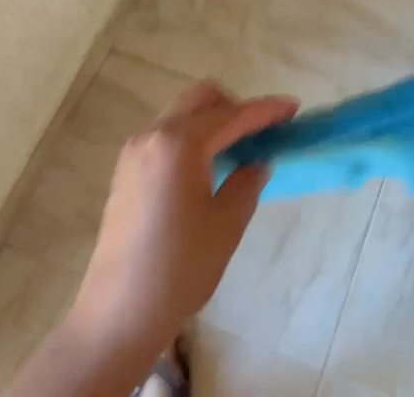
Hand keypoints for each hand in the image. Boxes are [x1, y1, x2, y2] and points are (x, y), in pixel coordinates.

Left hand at [69, 81, 297, 351]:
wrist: (119, 314)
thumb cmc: (180, 268)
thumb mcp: (227, 223)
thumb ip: (247, 182)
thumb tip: (257, 162)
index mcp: (179, 143)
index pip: (232, 114)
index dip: (266, 110)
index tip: (294, 108)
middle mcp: (152, 136)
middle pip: (200, 100)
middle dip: (235, 107)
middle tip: (264, 131)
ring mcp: (133, 154)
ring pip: (180, 115)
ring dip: (212, 121)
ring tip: (240, 149)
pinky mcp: (125, 173)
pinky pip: (165, 136)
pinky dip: (191, 137)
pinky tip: (209, 166)